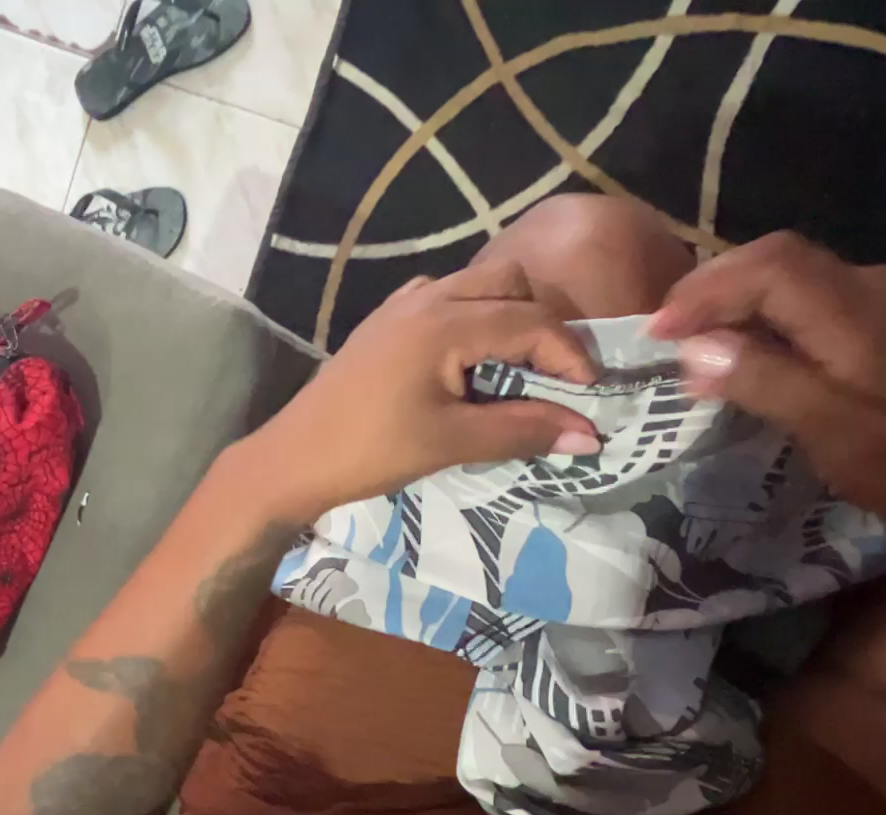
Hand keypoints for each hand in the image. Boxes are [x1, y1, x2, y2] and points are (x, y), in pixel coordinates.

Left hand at [234, 258, 603, 522]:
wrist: (295, 458)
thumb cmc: (370, 451)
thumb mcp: (451, 443)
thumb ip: (522, 430)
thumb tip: (590, 435)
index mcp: (444, 322)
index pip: (531, 323)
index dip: (570, 357)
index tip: (589, 398)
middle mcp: (426, 297)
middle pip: (509, 284)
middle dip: (542, 326)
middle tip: (552, 378)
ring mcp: (401, 305)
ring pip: (477, 287)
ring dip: (507, 320)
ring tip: (514, 373)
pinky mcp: (385, 322)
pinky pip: (445, 300)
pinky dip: (472, 321)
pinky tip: (467, 366)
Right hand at [647, 232, 885, 540]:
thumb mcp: (840, 435)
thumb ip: (768, 384)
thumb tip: (693, 349)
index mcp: (863, 316)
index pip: (770, 268)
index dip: (704, 291)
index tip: (654, 334)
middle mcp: (876, 292)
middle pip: (779, 258)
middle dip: (710, 287)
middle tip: (663, 332)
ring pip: (792, 274)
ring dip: (732, 296)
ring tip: (688, 337)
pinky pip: (808, 298)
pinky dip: (759, 312)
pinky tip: (741, 347)